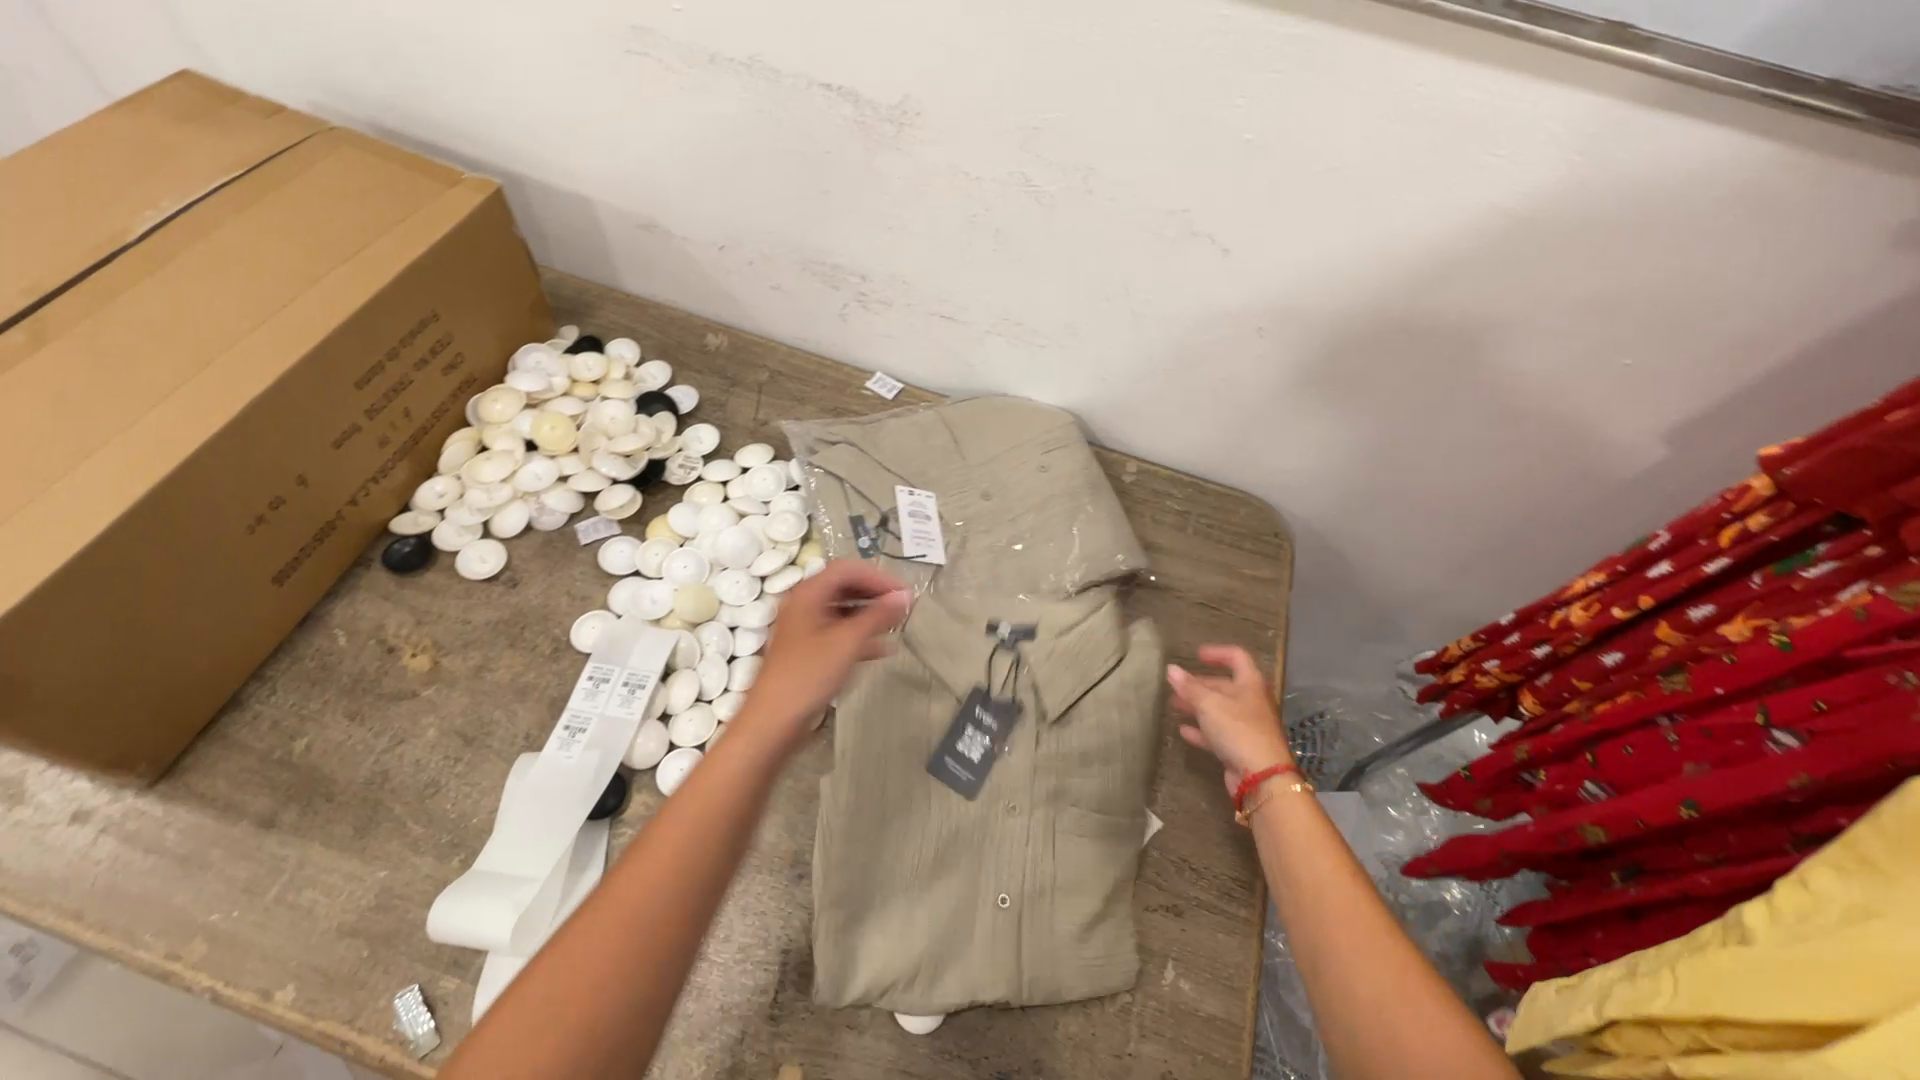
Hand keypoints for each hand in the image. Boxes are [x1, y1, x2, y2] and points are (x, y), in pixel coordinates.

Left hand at [734, 560, 910, 753]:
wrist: (774, 719)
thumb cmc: (808, 675)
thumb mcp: (847, 642)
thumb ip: (878, 616)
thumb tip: (905, 596)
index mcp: (808, 594)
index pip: (847, 569)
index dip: (878, 577)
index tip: (904, 593)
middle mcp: (805, 605)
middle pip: (845, 587)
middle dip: (875, 594)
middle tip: (903, 607)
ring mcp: (805, 628)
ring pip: (843, 611)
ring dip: (870, 615)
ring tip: (897, 625)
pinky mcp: (809, 651)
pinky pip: (839, 633)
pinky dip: (860, 636)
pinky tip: (883, 649)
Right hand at [1168, 645, 1292, 795]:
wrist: (1262, 776)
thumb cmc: (1238, 730)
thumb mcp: (1209, 704)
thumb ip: (1189, 687)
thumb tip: (1171, 669)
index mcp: (1250, 684)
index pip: (1236, 657)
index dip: (1217, 653)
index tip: (1196, 655)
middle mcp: (1251, 701)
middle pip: (1224, 686)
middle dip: (1199, 685)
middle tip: (1175, 686)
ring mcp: (1246, 725)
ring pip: (1219, 710)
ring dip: (1197, 707)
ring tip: (1174, 707)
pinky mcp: (1240, 747)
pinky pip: (1217, 733)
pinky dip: (1201, 730)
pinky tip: (1183, 731)